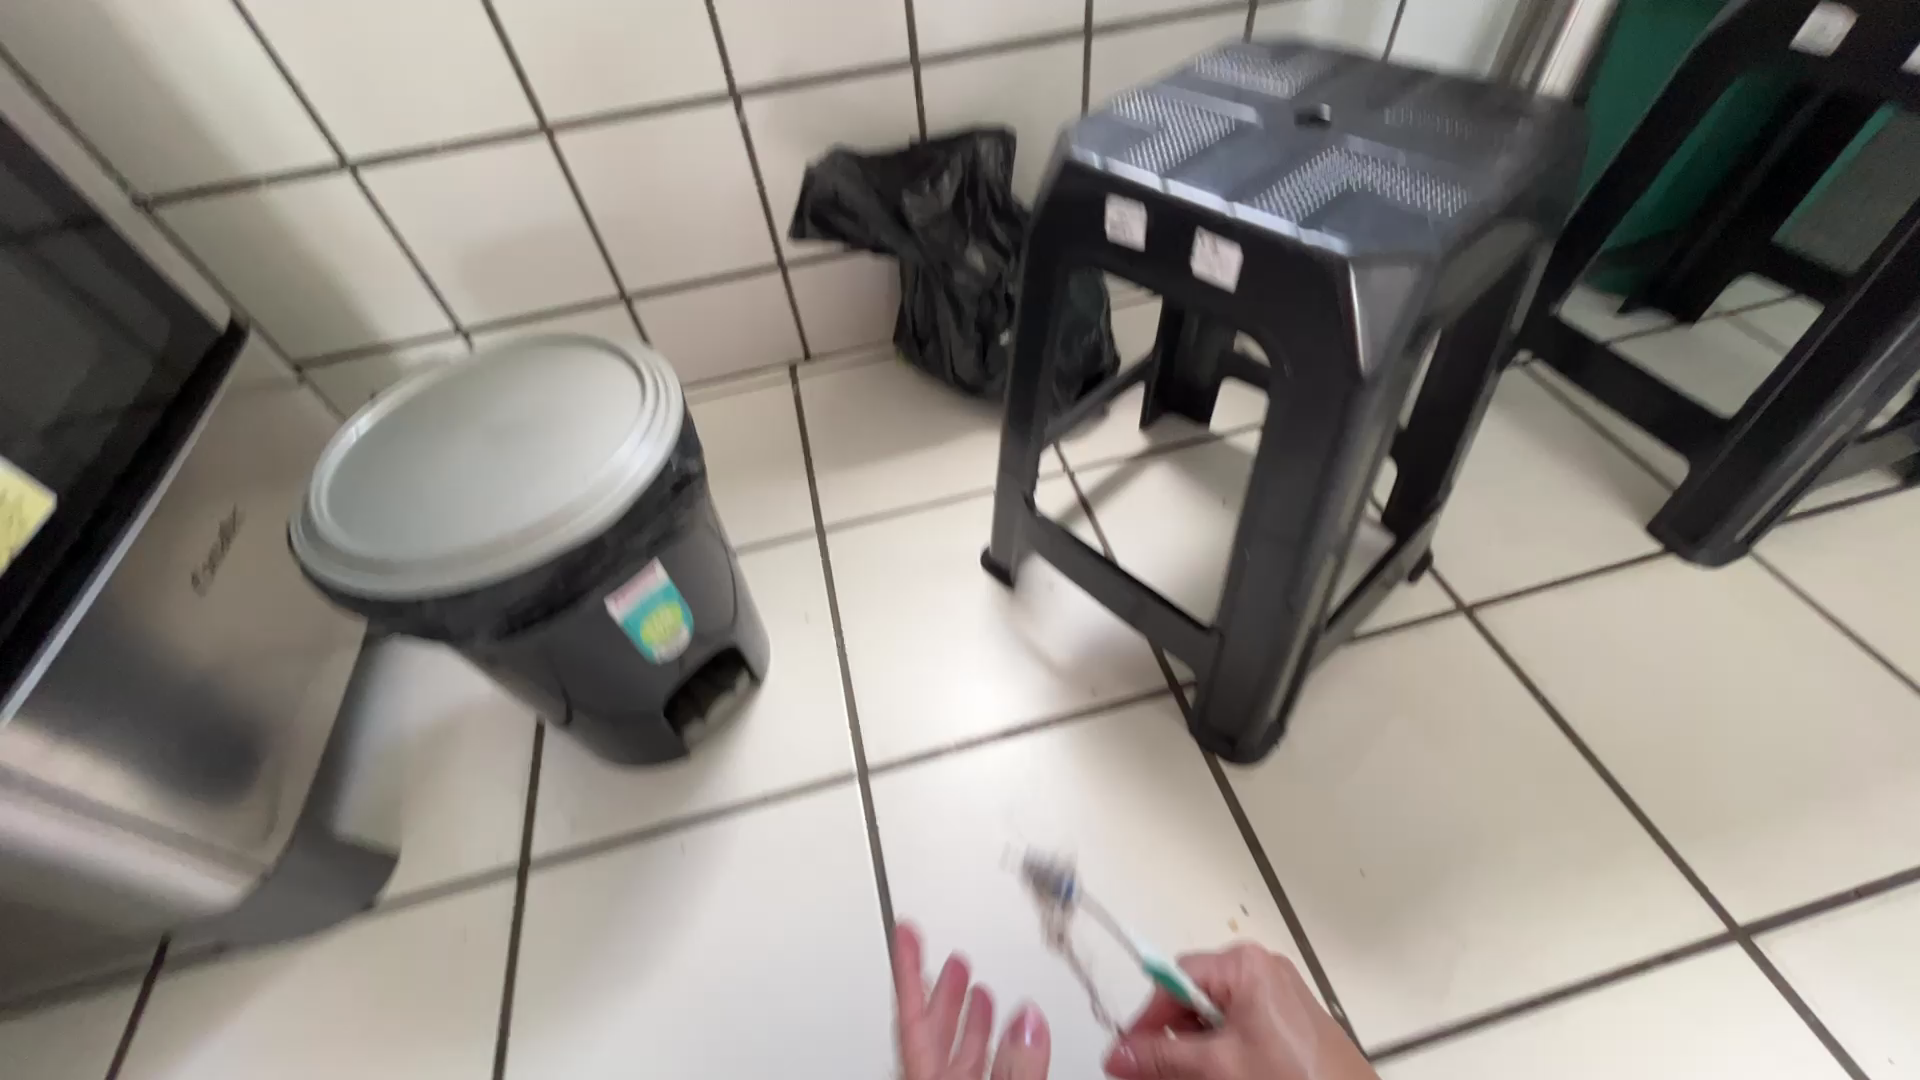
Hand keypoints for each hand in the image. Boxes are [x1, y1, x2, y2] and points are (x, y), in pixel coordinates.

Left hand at [894, 922, 1050, 1079]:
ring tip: (978, 987)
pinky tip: (1010, 1030)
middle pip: (931, 1029)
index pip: (912, 1017)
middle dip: (941, 988)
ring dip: (967, 1016)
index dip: (908, 970)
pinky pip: (979, 1069)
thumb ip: (1016, 1065)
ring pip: (955, 1051)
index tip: (904, 932)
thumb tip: (1028, 1019)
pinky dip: (992, 1045)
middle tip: (951, 955)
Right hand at [1103, 945, 1377, 1079]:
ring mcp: (1277, 994)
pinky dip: (1220, 1052)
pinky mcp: (1289, 1022)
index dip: (1149, 1018)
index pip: (1174, 977)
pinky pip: (1238, 1027)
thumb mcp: (1219, 1067)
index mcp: (1243, 963)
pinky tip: (1215, 1075)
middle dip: (1171, 1039)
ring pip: (1214, 1017)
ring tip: (1188, 1078)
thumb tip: (1117, 1055)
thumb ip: (1164, 1057)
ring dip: (1194, 1050)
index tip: (1129, 1055)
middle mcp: (1260, 968)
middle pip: (1193, 996)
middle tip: (1154, 1074)